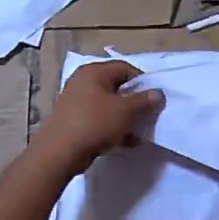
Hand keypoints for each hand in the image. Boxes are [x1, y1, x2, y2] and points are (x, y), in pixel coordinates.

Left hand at [34, 60, 163, 173]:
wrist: (61, 151)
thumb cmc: (95, 123)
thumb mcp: (125, 110)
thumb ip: (144, 100)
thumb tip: (157, 93)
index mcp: (93, 72)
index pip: (124, 68)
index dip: (142, 81)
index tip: (154, 97)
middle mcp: (82, 82)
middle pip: (116, 87)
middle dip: (134, 102)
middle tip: (148, 115)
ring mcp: (76, 102)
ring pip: (108, 106)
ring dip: (125, 118)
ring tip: (140, 132)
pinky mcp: (74, 121)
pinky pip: (99, 121)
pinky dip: (113, 129)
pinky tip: (127, 143)